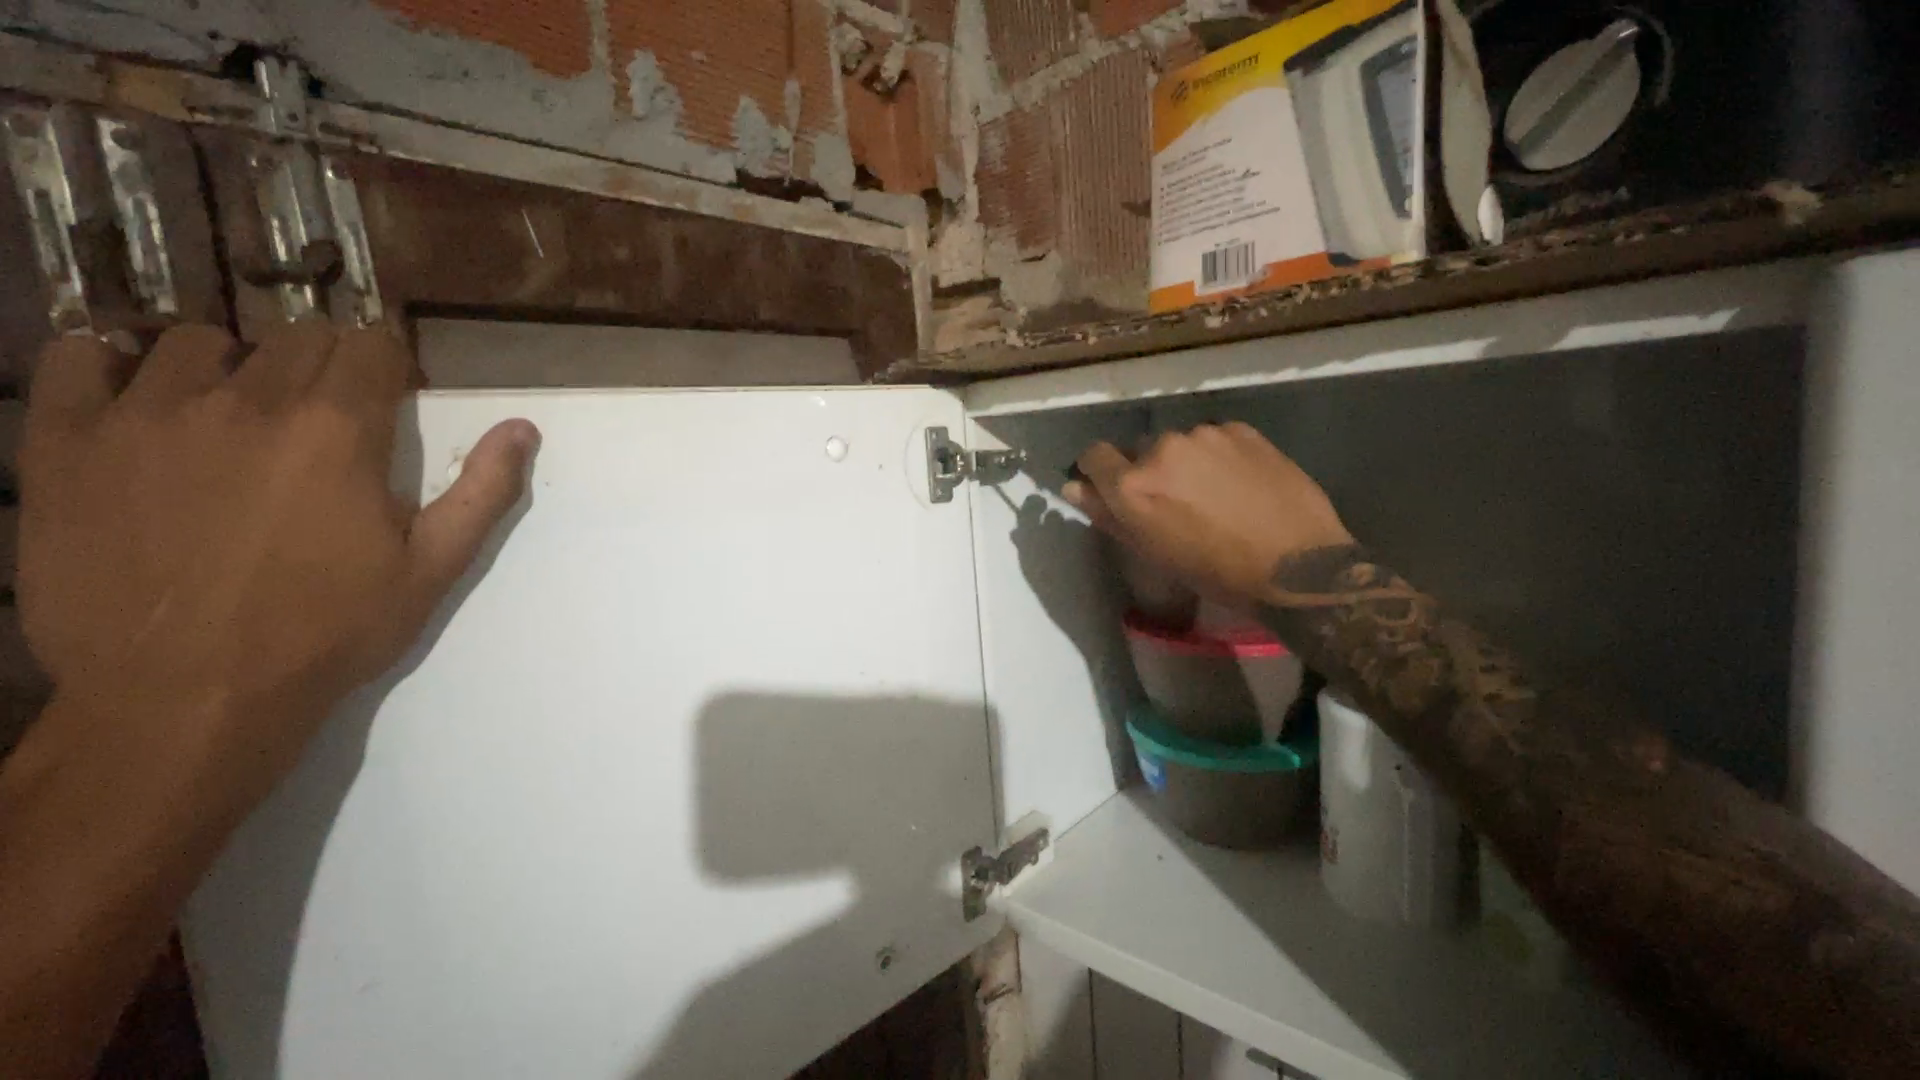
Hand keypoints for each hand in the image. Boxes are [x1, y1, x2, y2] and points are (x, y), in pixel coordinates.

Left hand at [17, 321, 538, 788]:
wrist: (187, 698)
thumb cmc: (327, 632)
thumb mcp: (431, 569)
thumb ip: (482, 491)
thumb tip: (524, 427)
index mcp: (337, 430)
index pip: (371, 346)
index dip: (389, 366)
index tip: (390, 398)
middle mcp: (246, 401)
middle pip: (295, 338)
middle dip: (324, 366)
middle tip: (325, 421)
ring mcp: (147, 416)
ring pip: (197, 342)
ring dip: (230, 366)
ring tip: (234, 417)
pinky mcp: (67, 443)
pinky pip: (80, 360)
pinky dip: (110, 365)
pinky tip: (135, 400)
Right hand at [1063, 423, 1352, 603]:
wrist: (1296, 565)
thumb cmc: (1216, 573)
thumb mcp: (1153, 553)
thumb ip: (1108, 516)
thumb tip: (1074, 488)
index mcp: (1133, 485)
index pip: (1094, 456)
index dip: (1100, 472)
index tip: (1115, 490)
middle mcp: (1162, 448)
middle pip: (1140, 450)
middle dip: (1150, 470)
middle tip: (1176, 502)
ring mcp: (1205, 434)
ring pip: (1181, 443)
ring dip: (1187, 462)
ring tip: (1215, 494)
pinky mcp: (1241, 429)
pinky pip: (1216, 438)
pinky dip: (1219, 456)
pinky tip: (1241, 484)